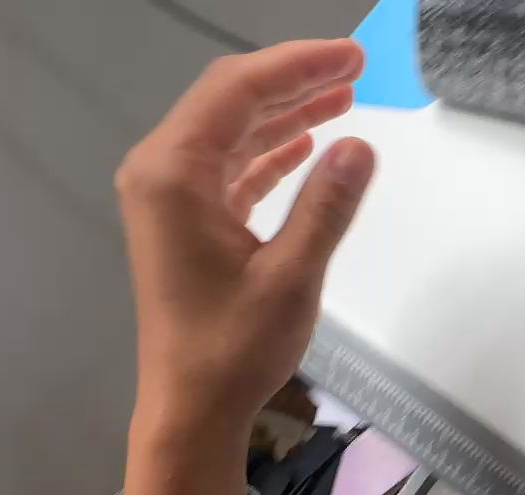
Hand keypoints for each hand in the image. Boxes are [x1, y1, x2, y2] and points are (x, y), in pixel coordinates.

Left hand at [115, 39, 374, 494]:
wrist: (193, 406)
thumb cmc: (235, 347)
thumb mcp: (291, 277)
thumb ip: (326, 208)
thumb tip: (361, 147)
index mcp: (174, 174)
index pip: (236, 93)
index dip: (296, 67)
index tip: (351, 58)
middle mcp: (163, 173)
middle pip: (231, 106)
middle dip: (293, 85)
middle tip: (355, 71)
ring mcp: (174, 200)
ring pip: (233, 139)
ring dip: (285, 119)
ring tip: (341, 101)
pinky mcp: (190, 226)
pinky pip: (232, 174)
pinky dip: (270, 158)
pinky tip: (306, 149)